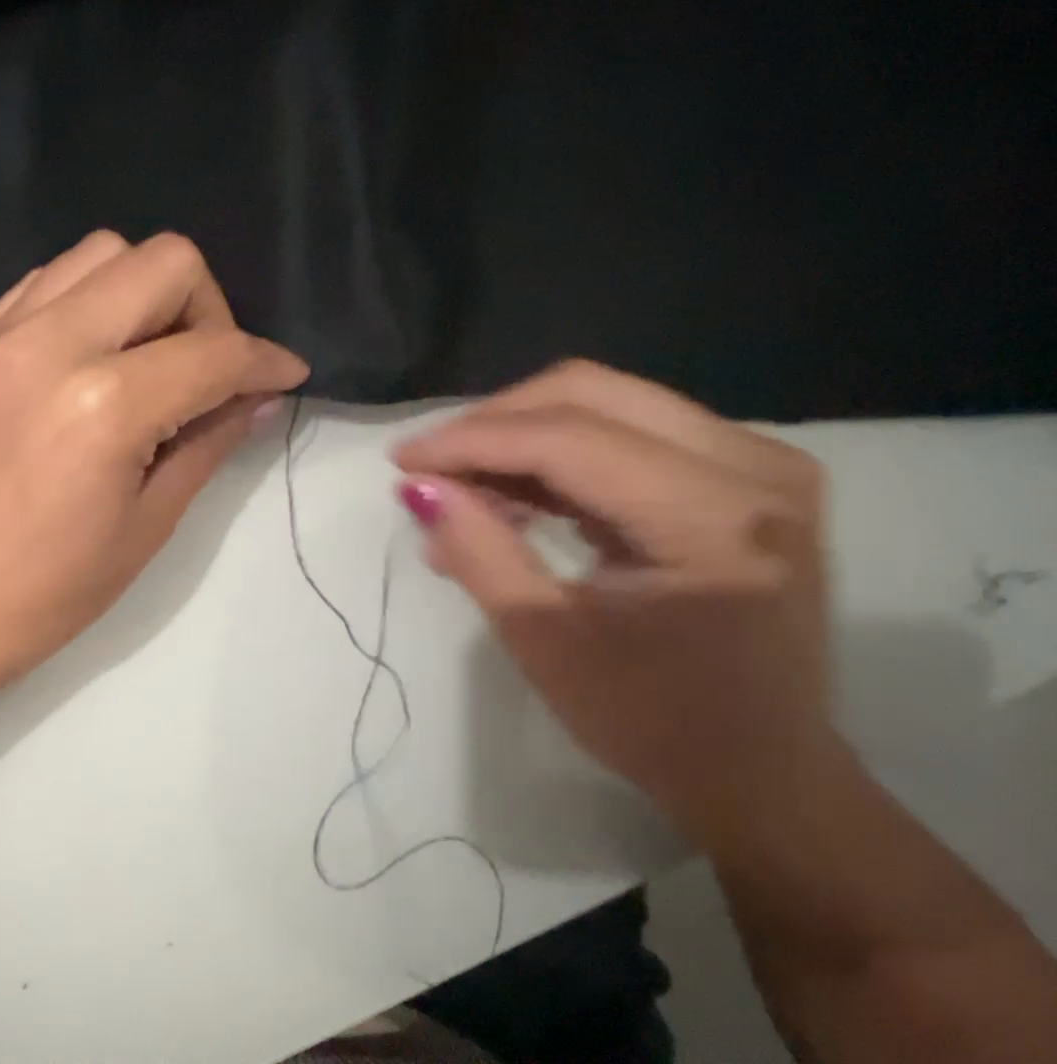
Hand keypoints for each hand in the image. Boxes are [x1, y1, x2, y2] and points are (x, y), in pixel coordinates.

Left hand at [0, 231, 308, 700]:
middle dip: (209, 309)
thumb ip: (210, 442)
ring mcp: (5, 335)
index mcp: (105, 405)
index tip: (285, 377)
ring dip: (147, 292)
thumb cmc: (52, 589)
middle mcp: (53, 344)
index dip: (266, 362)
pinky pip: (48, 280)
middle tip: (207, 373)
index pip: (214, 351)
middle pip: (165, 261)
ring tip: (149, 361)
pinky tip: (95, 355)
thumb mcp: (150, 523)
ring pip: (103, 252)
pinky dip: (89, 298)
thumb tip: (257, 397)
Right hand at [393, 360, 833, 825]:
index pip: (569, 439)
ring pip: (613, 403)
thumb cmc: (651, 721)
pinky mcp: (752, 477)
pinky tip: (522, 499)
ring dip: (526, 437)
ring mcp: (763, 466)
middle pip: (593, 394)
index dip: (473, 441)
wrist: (761, 772)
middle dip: (496, 423)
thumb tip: (419, 487)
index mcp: (714, 519)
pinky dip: (566, 455)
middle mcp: (755, 468)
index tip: (402, 462)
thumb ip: (479, 551)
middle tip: (433, 471)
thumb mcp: (545, 641)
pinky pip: (637, 431)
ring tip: (469, 494)